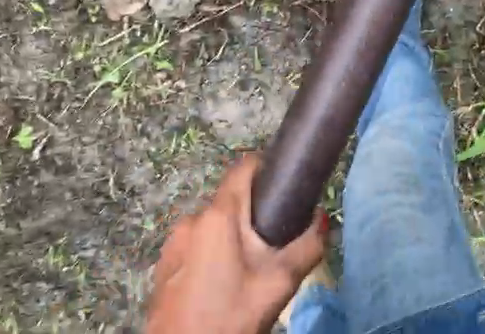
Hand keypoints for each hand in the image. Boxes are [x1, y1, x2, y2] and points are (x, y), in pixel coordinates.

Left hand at [145, 156, 326, 333]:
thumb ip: (308, 246)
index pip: (245, 166)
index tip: (287, 186)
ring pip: (213, 227)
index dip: (268, 168)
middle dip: (253, 215)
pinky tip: (220, 288)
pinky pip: (194, 248)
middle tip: (273, 245)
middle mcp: (191, 220)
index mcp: (219, 214)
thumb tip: (322, 219)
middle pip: (231, 201)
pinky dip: (211, 257)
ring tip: (247, 271)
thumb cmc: (229, 318)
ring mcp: (172, 245)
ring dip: (231, 239)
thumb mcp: (279, 284)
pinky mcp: (162, 270)